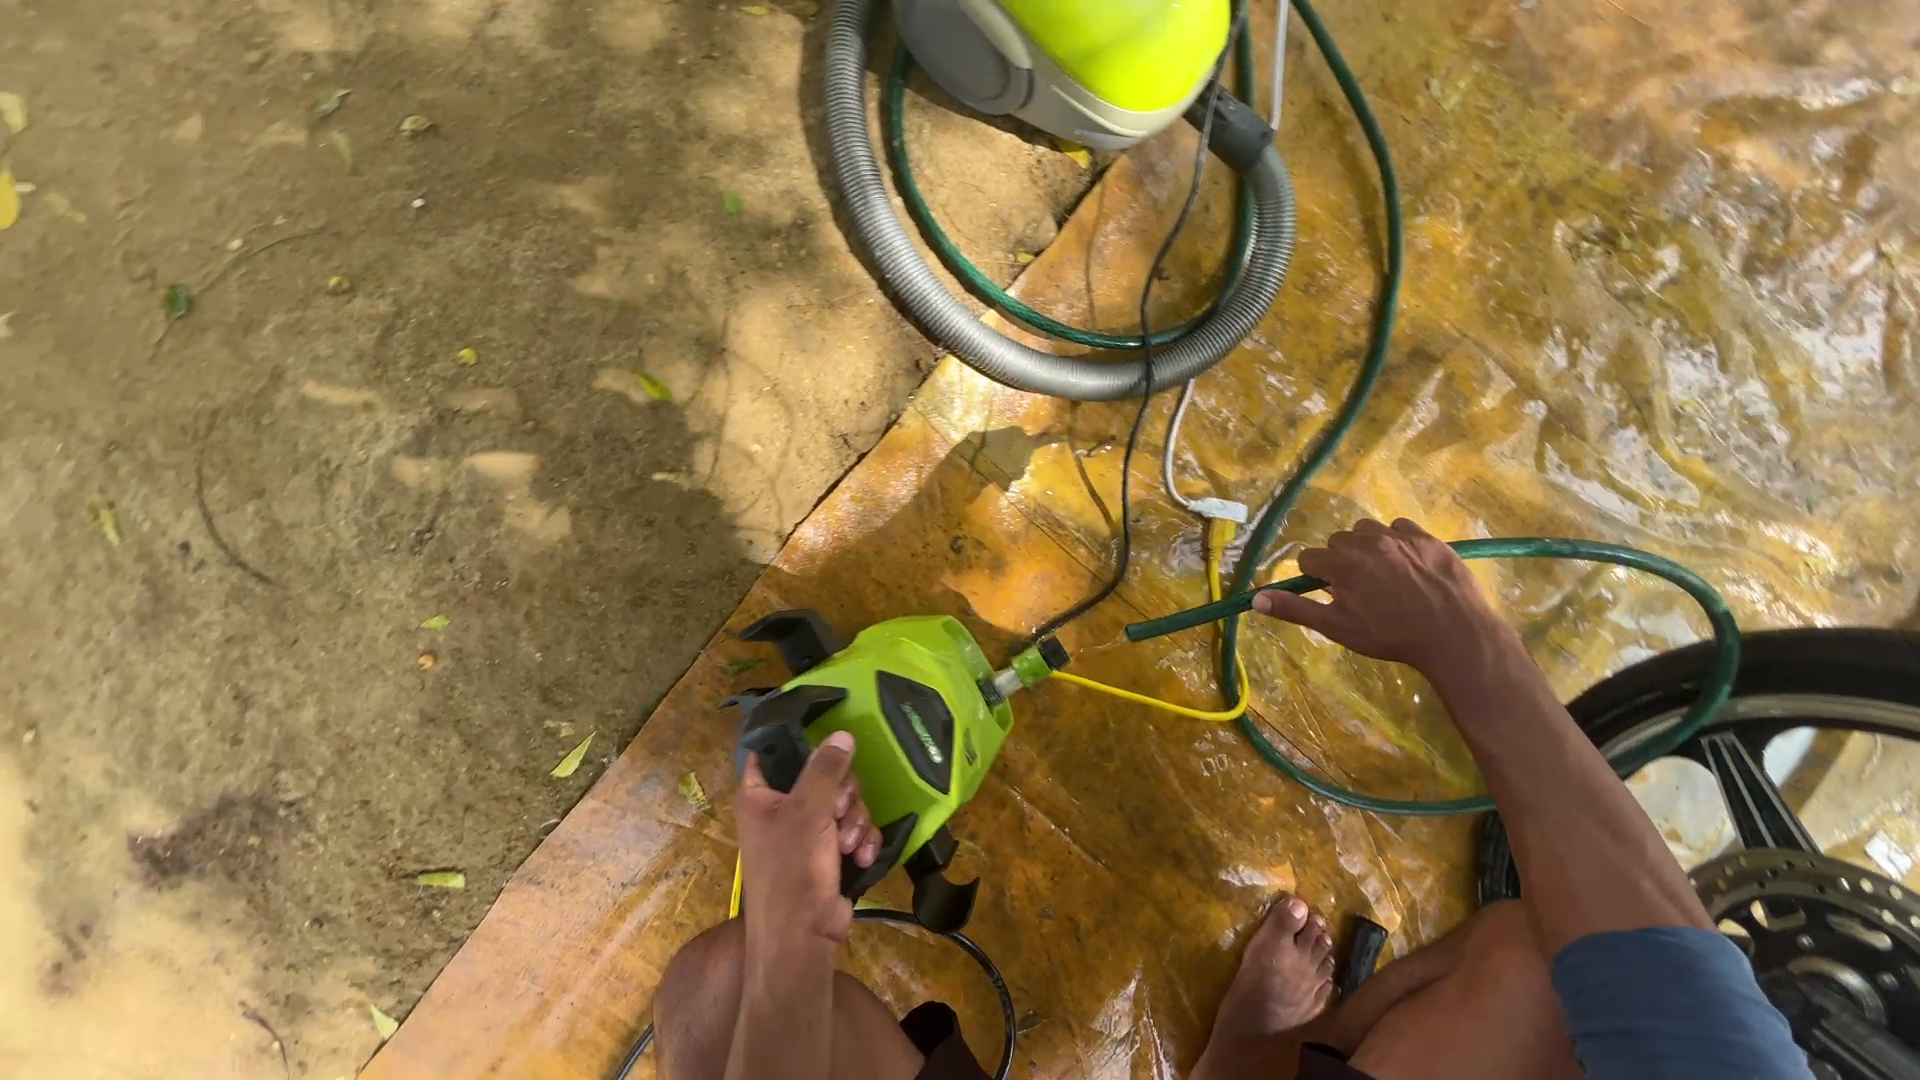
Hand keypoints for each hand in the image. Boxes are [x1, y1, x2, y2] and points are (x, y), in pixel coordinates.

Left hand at [737, 730, 882, 945]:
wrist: (803, 938)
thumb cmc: (791, 870)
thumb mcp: (809, 811)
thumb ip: (826, 768)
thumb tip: (843, 733)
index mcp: (759, 795)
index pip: (773, 751)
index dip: (799, 742)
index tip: (828, 743)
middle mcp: (780, 809)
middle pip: (822, 775)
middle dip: (842, 796)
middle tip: (839, 813)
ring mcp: (806, 832)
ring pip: (844, 802)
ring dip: (854, 822)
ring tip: (850, 845)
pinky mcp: (829, 853)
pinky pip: (853, 829)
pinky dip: (862, 841)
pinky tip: (864, 856)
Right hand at [1251, 518, 1508, 674]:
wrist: (1454, 635)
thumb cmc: (1390, 635)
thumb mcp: (1337, 627)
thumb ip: (1295, 609)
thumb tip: (1256, 600)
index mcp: (1340, 563)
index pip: (1309, 558)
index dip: (1316, 577)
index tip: (1334, 595)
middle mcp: (1366, 541)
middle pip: (1337, 541)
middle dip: (1341, 560)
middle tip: (1360, 589)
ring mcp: (1399, 536)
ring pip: (1367, 530)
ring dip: (1366, 547)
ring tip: (1382, 574)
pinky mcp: (1428, 538)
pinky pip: (1400, 527)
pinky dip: (1397, 541)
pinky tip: (1407, 565)